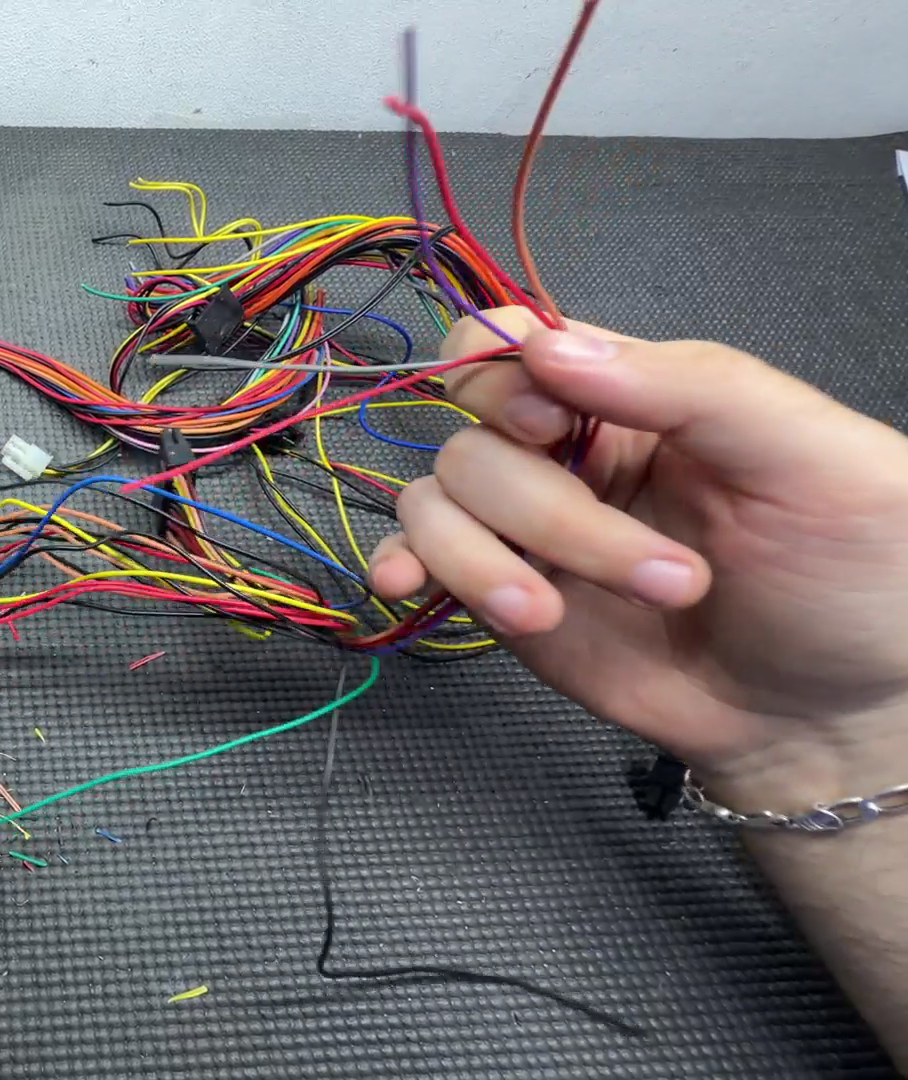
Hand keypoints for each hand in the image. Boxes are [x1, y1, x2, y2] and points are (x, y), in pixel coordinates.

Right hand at [369, 308, 907, 808]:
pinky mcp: (481, 586)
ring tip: (551, 616)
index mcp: (625, 403)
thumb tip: (547, 346)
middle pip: (471, 445)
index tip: (552, 429)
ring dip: (483, 561)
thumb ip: (696, 389)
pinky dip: (394, 564)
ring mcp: (509, 525)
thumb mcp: (822, 465)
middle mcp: (550, 456)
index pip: (506, 346)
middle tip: (664, 579)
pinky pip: (404, 554)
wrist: (820, 714)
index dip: (498, 375)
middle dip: (548, 515)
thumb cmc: (854, 577)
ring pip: (431, 505)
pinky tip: (403, 588)